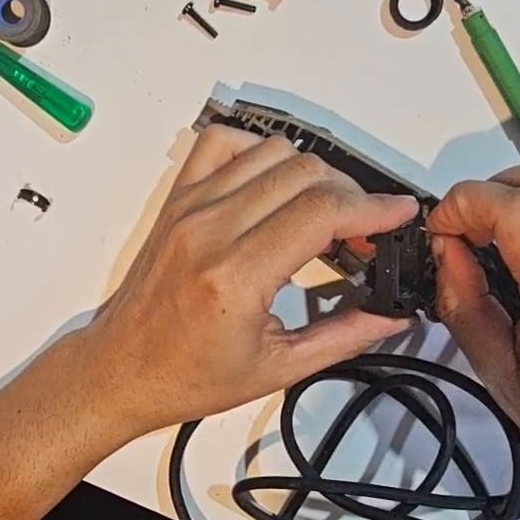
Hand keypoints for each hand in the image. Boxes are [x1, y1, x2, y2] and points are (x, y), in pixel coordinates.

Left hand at [80, 126, 419, 436]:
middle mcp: (209, 232)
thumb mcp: (276, 368)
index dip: (373, 208)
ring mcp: (189, 209)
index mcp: (235, 278)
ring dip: (311, 174)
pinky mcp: (176, 202)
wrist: (121, 370)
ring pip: (271, 152)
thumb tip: (390, 316)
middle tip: (364, 228)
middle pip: (305, 173)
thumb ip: (343, 337)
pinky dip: (258, 150)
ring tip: (323, 212)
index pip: (321, 212)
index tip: (397, 214)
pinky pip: (222, 143)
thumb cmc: (185, 376)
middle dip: (351, 194)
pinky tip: (272, 182)